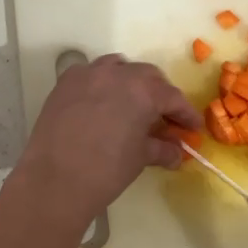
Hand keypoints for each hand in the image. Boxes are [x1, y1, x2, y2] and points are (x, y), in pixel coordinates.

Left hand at [18, 54, 198, 221]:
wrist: (56, 179)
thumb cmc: (107, 169)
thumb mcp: (141, 157)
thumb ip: (162, 148)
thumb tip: (177, 152)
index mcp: (143, 90)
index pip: (172, 97)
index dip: (185, 114)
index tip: (192, 129)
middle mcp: (117, 73)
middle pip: (147, 77)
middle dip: (158, 95)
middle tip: (163, 118)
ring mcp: (87, 74)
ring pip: (117, 68)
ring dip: (129, 83)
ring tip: (132, 106)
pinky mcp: (65, 83)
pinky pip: (90, 74)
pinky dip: (101, 84)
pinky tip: (101, 104)